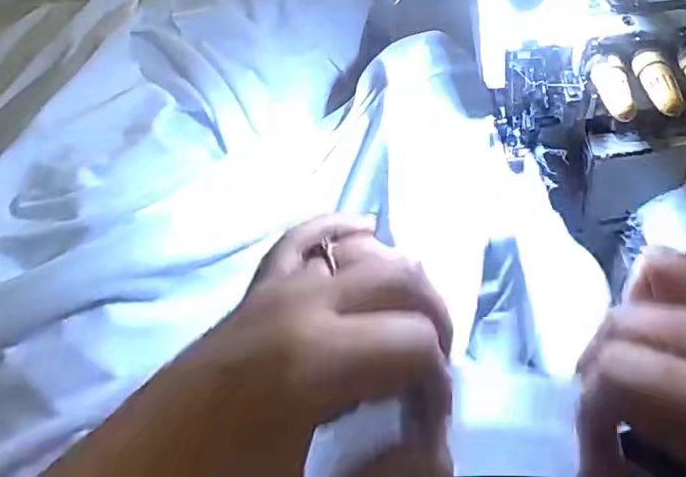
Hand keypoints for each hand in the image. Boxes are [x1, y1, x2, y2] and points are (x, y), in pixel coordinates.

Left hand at [46, 215, 453, 476]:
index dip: (438, 386)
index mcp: (312, 360)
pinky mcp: (247, 298)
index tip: (429, 433)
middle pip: (405, 281)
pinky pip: (303, 241)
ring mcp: (269, 293)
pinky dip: (340, 232)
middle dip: (435, 323)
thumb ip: (386, 472)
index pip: (416, 344)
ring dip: (401, 285)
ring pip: (367, 252)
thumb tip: (436, 446)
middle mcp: (300, 306)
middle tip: (430, 383)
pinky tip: (367, 232)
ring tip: (406, 335)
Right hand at [577, 248, 685, 476]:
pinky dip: (668, 284)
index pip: (611, 371)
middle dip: (597, 374)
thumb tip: (601, 459)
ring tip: (634, 369)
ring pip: (653, 268)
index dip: (587, 422)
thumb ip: (646, 470)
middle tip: (609, 431)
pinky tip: (672, 332)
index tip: (601, 466)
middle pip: (620, 319)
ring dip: (627, 316)